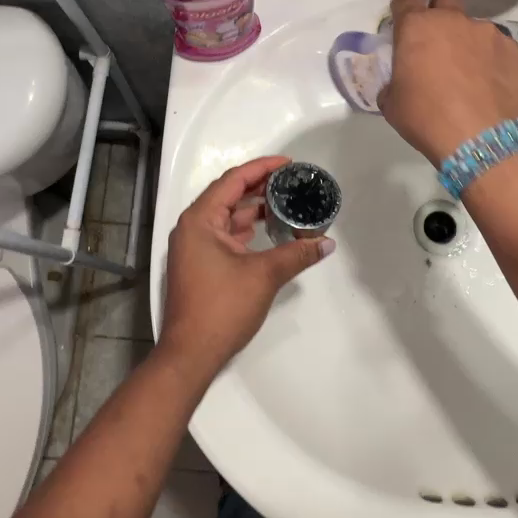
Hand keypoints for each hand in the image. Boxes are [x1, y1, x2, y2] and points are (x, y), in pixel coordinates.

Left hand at [161, 156, 332, 369]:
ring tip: (287, 203)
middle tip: (292, 182)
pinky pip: (226, 235)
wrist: (190, 354)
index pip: (233, 180)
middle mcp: (193, 227)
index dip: (262, 168)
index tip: (289, 163)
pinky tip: (270, 231)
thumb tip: (327, 243)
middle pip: (229, 195)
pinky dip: (247, 230)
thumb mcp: (263, 275)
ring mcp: (194, 247)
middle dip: (260, 187)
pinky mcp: (200, 265)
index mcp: (200, 219)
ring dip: (254, 210)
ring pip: (228, 217)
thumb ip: (296, 254)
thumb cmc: (221, 307)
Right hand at [380, 0, 517, 165]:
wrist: (480, 139)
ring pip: (473, 26)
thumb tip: (401, 82)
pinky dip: (490, 58)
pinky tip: (488, 84)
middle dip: (439, 11)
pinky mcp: (512, 49)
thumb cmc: (426, 118)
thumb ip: (394, 81)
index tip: (403, 22)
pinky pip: (496, 47)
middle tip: (436, 40)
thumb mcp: (392, 103)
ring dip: (467, 41)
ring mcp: (486, 32)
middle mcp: (452, 20)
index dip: (402, 8)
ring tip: (468, 72)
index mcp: (416, 27)